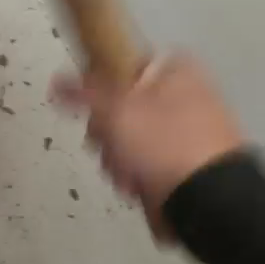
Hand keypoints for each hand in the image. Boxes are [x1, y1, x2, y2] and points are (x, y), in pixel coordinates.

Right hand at [53, 55, 245, 236]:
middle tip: (107, 140)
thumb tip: (56, 80)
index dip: (100, 83)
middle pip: (120, 103)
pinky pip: (142, 159)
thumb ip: (83, 92)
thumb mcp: (116, 112)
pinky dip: (134, 172)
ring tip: (126, 168)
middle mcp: (183, 94)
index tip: (91, 105)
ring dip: (116, 155)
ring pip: (127, 135)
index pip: (121, 63)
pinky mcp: (182, 162)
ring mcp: (184, 130)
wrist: (208, 200)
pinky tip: (136, 182)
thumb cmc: (163, 145)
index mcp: (176, 70)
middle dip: (106, 129)